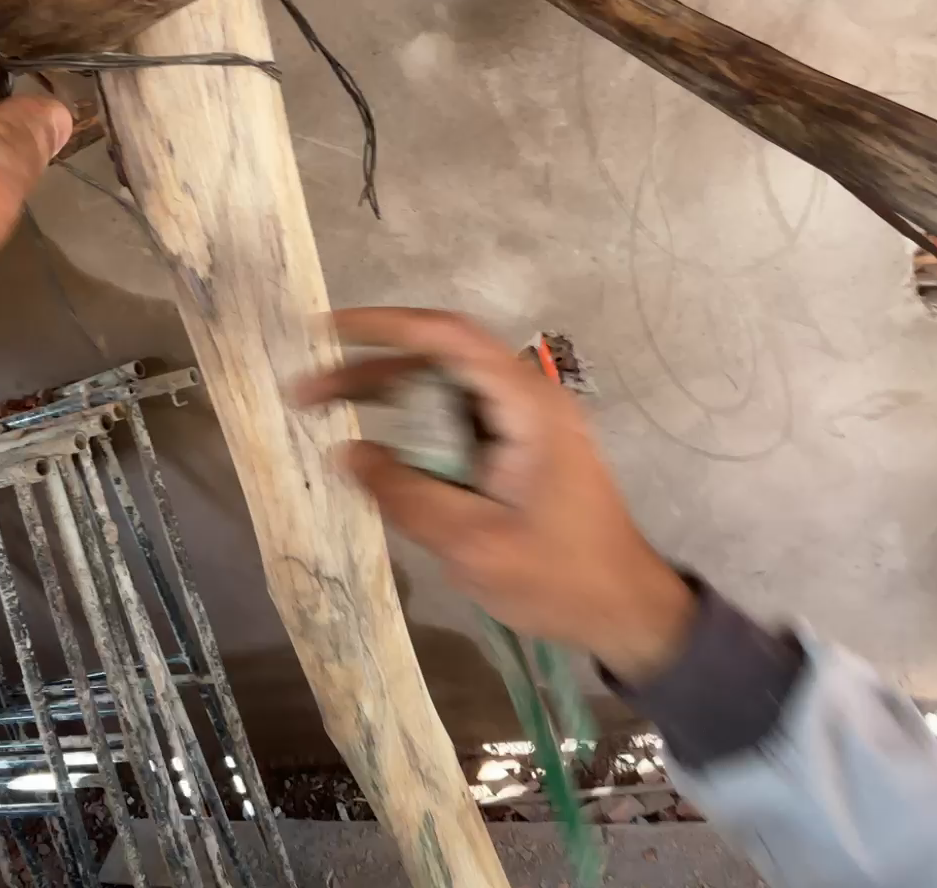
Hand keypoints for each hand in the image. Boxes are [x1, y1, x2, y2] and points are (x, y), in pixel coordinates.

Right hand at [294, 308, 696, 681]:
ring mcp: (523, 420)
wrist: (626, 611)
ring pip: (443, 386)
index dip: (385, 325)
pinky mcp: (517, 444)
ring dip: (387, 391)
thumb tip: (347, 452)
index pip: (448, 338)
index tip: (327, 331)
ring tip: (328, 406)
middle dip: (371, 367)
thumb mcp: (472, 544)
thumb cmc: (558, 579)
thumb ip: (404, 493)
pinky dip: (411, 419)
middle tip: (310, 390)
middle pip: (439, 358)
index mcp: (526, 406)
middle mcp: (525, 397)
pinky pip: (454, 415)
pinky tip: (378, 439)